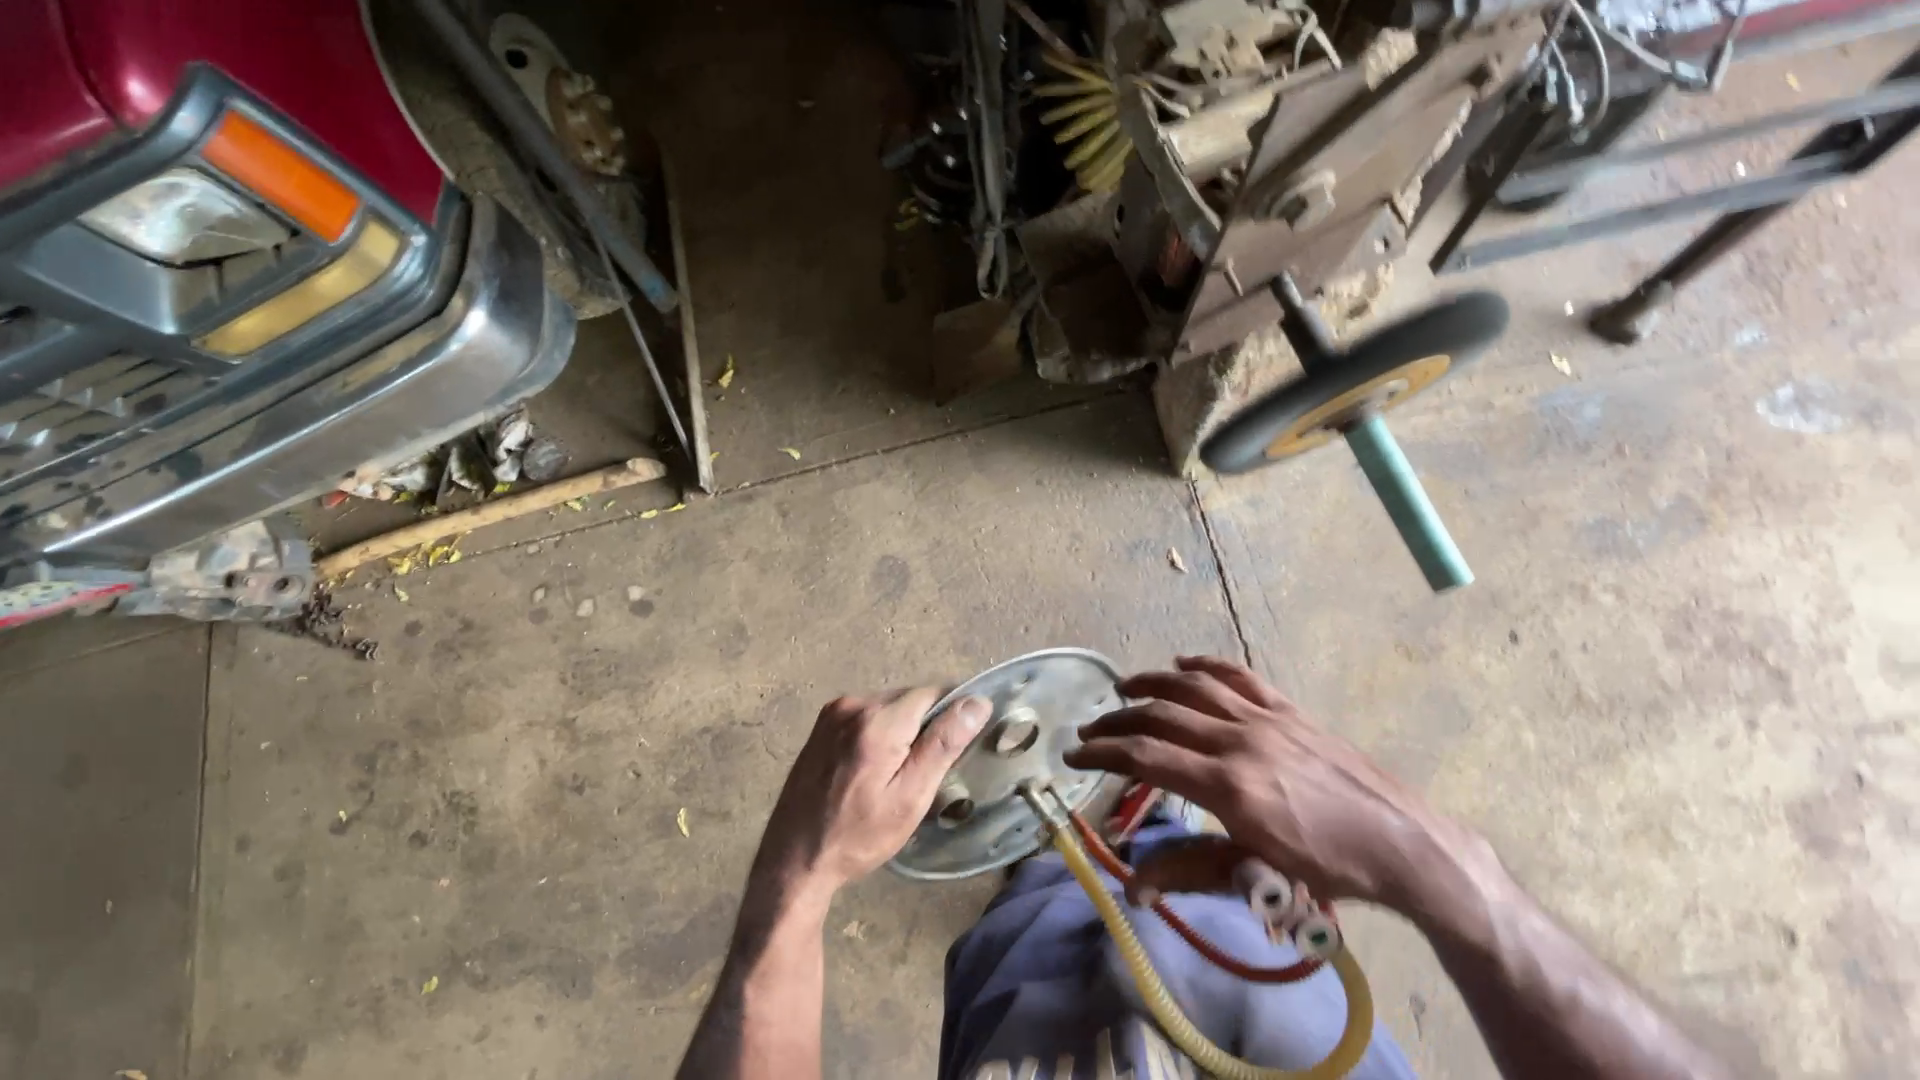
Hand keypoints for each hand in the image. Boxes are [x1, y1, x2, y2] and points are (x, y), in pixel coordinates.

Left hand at [748, 689, 989, 902]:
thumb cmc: (858, 836)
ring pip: (890, 709)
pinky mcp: (822, 725)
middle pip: (911, 699)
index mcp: (877, 720)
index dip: (951, 718)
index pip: (934, 693)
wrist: (793, 859)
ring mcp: (833, 713)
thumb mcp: (910, 797)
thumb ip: (943, 745)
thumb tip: (977, 703)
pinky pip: (867, 717)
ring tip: (896, 776)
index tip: (953, 751)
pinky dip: (879, 736)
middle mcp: (853, 704)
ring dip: (902, 732)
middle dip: (925, 728)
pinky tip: (873, 771)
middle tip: (923, 774)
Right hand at [1064, 656, 1467, 912]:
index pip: (1146, 758)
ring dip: (1152, 684)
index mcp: (1228, 786)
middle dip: (1117, 721)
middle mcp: (1240, 742)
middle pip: (1161, 717)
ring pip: (1194, 688)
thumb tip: (1133, 887)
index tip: (1075, 754)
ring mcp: (1266, 720)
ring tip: (1124, 689)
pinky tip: (1184, 664)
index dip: (1103, 753)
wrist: (1401, 844)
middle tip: (1090, 729)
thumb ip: (1190, 871)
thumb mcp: (1257, 876)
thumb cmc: (1328, 870)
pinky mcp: (1290, 711)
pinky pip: (1240, 677)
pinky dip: (1206, 666)